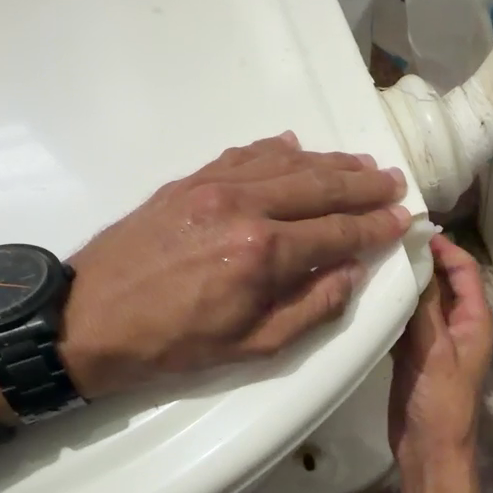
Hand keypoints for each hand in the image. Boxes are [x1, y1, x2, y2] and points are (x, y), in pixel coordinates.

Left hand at [0, 133, 412, 422]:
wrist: (89, 318)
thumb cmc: (176, 344)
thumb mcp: (255, 346)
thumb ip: (312, 308)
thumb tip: (352, 272)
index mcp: (264, 254)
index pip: (338, 232)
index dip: (375, 226)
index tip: (404, 219)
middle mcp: (244, 207)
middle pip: (319, 186)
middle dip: (364, 184)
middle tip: (396, 182)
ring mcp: (214, 187)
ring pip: (286, 163)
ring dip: (330, 161)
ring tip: (362, 163)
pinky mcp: (189, 181)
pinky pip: (244, 155)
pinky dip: (277, 150)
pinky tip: (297, 147)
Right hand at [389, 235, 492, 492]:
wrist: (428, 451)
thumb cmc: (440, 403)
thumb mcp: (435, 350)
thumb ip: (427, 306)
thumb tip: (417, 257)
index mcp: (474, 321)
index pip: (465, 270)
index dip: (443, 247)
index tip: (410, 229)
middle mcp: (457, 325)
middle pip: (440, 280)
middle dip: (417, 260)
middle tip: (381, 238)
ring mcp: (434, 340)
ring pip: (419, 300)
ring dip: (401, 283)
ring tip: (369, 259)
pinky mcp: (412, 354)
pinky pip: (403, 321)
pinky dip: (390, 307)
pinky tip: (366, 294)